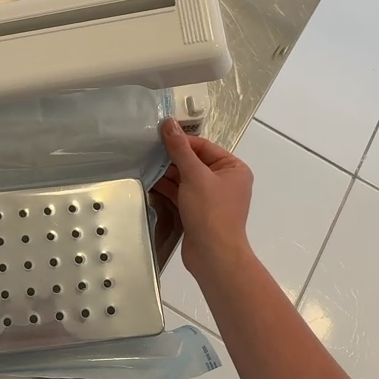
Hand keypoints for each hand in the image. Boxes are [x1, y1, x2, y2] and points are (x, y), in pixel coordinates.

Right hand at [154, 119, 253, 280]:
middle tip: (147, 151)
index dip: (181, 142)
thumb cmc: (210, 212)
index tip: (157, 137)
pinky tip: (150, 182)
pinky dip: (169, 188)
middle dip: (172, 158)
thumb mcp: (194, 175)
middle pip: (195, 162)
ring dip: (168, 173)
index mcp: (233, 168)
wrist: (213, 256)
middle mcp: (226, 181)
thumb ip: (180, 149)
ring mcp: (212, 198)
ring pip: (187, 178)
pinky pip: (183, 193)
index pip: (204, 146)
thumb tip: (169, 123)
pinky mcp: (199, 212)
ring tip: (145, 164)